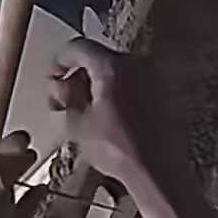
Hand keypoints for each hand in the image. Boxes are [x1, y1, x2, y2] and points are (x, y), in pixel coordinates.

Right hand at [48, 38, 160, 187]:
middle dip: (79, 75)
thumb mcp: (76, 122)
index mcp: (113, 67)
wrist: (153, 170)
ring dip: (98, 84)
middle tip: (65, 97)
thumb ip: (64, 95)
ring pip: (116, 70)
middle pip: (99, 57)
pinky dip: (117, 92)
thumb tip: (61, 85)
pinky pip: (132, 83)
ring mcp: (152, 78)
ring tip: (86, 110)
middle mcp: (136, 66)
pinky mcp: (161, 94)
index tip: (56, 74)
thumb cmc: (120, 150)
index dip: (61, 60)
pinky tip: (108, 115)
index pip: (80, 46)